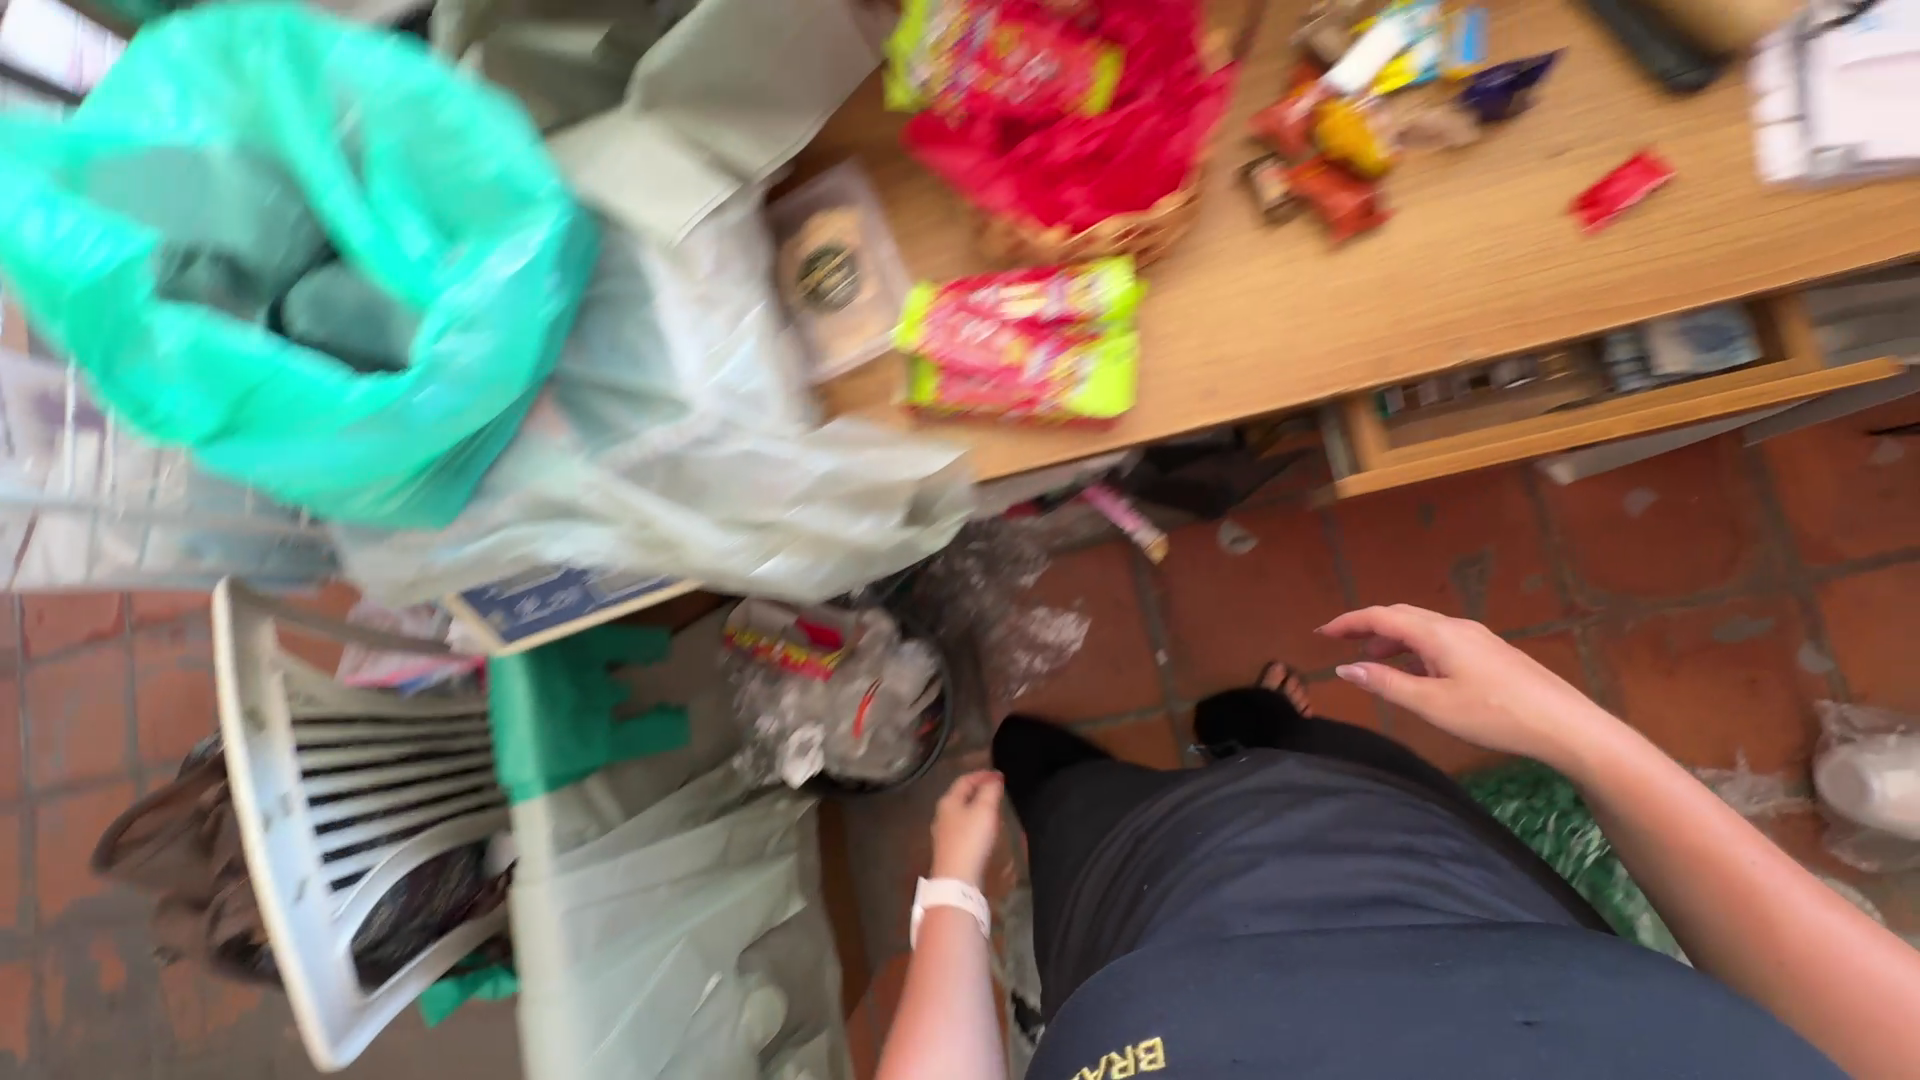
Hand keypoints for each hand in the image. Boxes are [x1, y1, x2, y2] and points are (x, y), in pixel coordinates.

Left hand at [929, 770, 1004, 887]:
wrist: (956, 879)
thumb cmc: (970, 840)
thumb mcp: (985, 810)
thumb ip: (990, 791)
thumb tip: (994, 779)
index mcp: (948, 801)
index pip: (965, 780)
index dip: (983, 775)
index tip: (1000, 775)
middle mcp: (942, 814)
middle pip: (962, 796)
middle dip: (980, 790)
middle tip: (998, 790)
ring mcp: (943, 833)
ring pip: (962, 813)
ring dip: (978, 807)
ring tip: (995, 808)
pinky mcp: (949, 849)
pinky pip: (963, 828)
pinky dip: (975, 822)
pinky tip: (985, 831)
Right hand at [1317, 604, 1618, 763]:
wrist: (1569, 727)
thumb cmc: (1494, 715)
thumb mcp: (1431, 704)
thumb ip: (1386, 683)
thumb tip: (1345, 668)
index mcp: (1437, 634)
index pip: (1380, 617)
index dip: (1347, 622)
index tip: (1321, 633)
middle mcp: (1456, 627)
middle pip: (1401, 615)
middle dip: (1367, 627)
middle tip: (1342, 644)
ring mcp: (1478, 638)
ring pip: (1422, 627)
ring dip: (1392, 639)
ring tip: (1375, 663)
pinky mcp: (1492, 653)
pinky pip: (1441, 639)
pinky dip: (1415, 648)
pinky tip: (1419, 673)